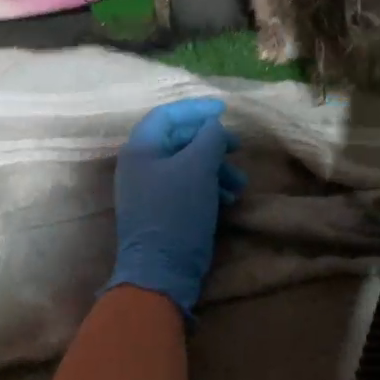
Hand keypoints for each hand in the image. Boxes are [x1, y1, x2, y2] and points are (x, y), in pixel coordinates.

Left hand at [108, 97, 245, 313]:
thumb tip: (214, 126)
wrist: (162, 270)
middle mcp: (141, 166)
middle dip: (212, 143)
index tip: (225, 110)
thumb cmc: (177, 211)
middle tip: (238, 148)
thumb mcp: (199, 167)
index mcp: (141, 149)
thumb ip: (210, 137)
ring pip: (188, 165)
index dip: (197, 108)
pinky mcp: (162, 212)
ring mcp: (150, 191)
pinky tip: (228, 200)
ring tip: (238, 184)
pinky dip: (209, 187)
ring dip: (216, 168)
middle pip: (180, 140)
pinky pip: (188, 187)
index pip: (168, 115)